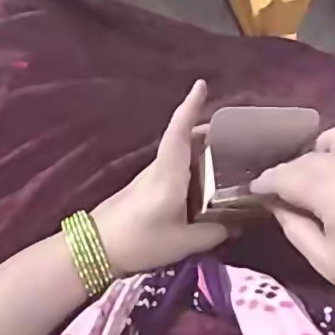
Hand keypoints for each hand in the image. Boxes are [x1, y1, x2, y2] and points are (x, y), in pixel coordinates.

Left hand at [91, 80, 229, 273]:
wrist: (95, 249)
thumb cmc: (140, 241)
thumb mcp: (184, 242)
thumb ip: (214, 232)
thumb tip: (236, 225)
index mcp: (168, 173)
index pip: (180, 131)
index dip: (190, 107)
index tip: (201, 85)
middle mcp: (159, 169)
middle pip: (184, 140)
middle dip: (210, 133)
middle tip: (238, 136)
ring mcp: (150, 178)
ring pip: (180, 156)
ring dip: (202, 153)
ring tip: (231, 161)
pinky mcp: (145, 190)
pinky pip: (174, 171)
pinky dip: (192, 170)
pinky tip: (207, 186)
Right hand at [251, 123, 334, 322]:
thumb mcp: (325, 261)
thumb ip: (294, 226)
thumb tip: (273, 203)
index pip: (288, 175)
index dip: (266, 182)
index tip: (253, 191)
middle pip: (310, 157)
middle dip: (287, 171)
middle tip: (276, 191)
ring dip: (319, 150)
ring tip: (312, 172)